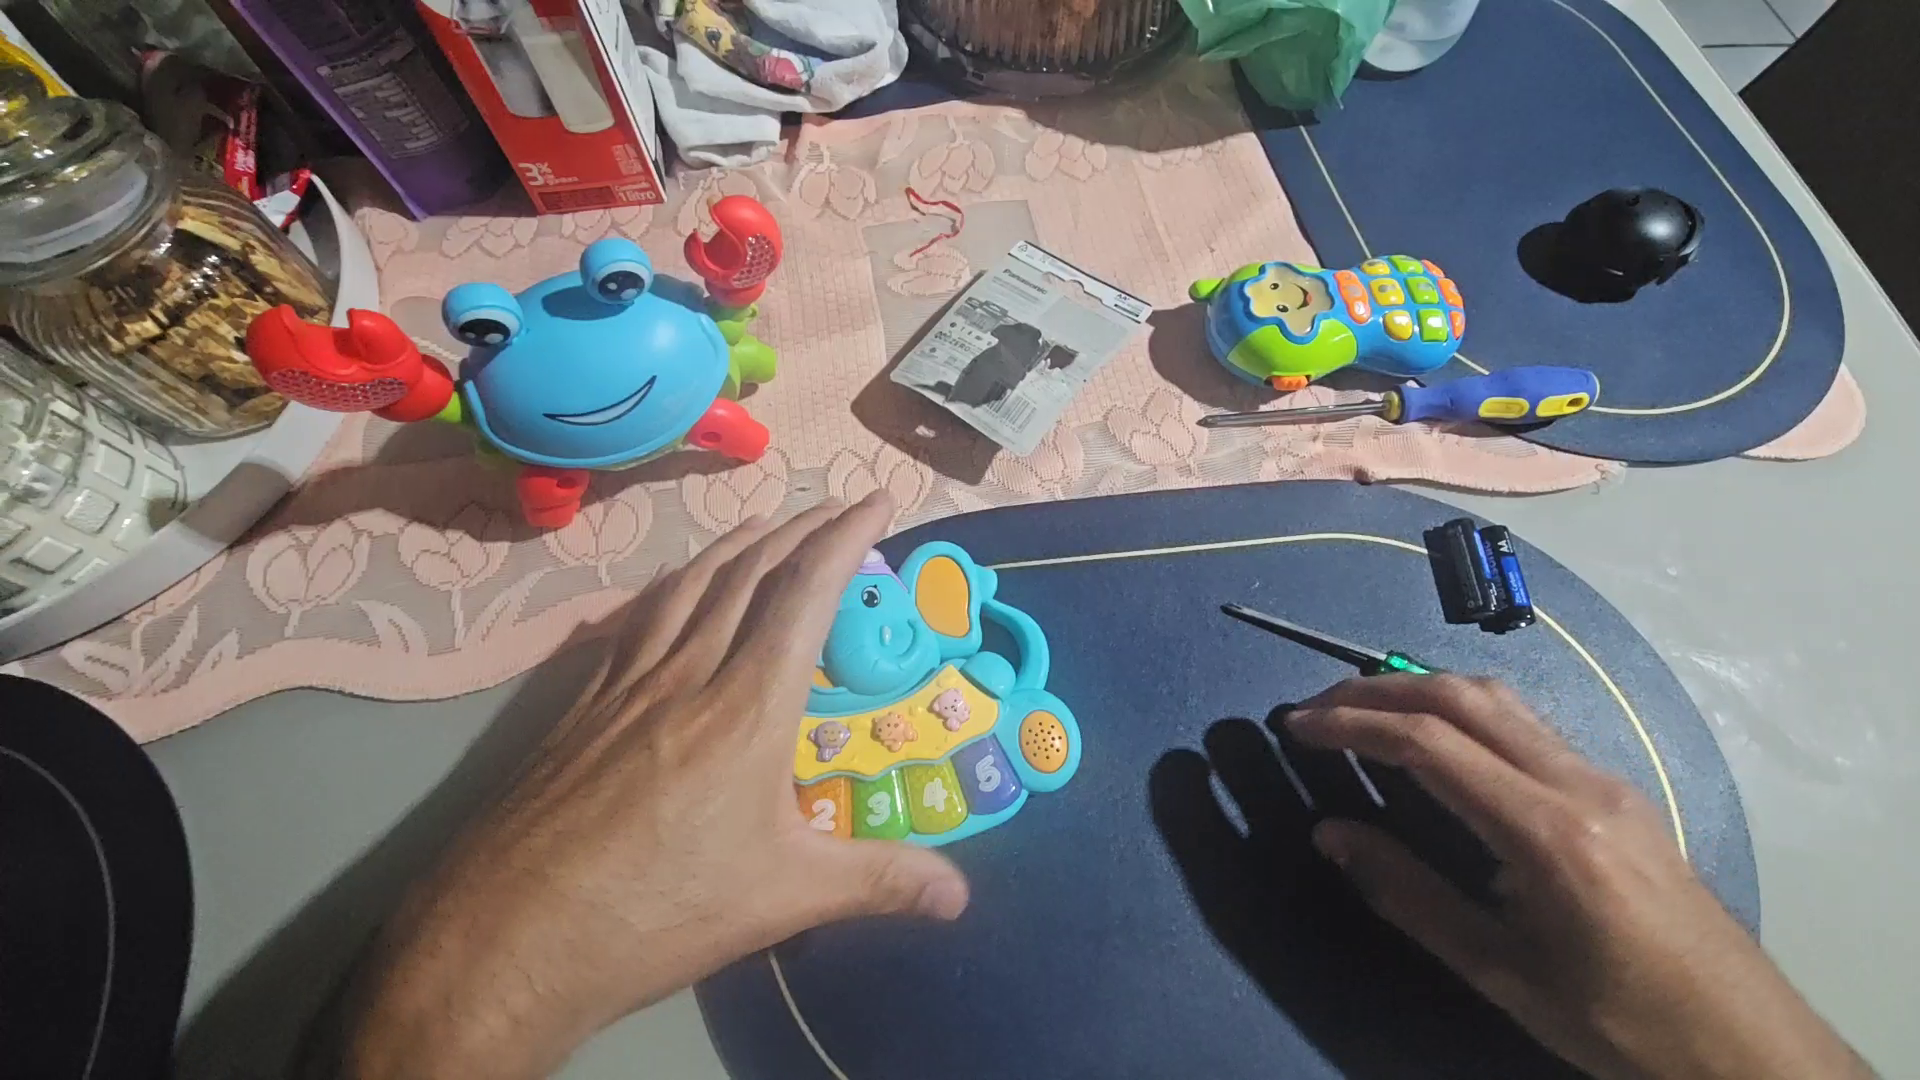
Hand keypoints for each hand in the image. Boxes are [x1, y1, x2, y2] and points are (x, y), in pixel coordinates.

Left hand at [338, 494, 967, 1079]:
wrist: (507, 939)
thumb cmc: (661, 910)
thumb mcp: (786, 898)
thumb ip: (879, 882)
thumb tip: (962, 897)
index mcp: (749, 706)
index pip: (806, 594)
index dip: (846, 538)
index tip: (877, 501)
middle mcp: (691, 672)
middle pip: (751, 573)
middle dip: (802, 527)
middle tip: (836, 504)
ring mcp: (630, 681)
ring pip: (691, 584)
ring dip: (738, 542)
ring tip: (768, 520)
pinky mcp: (584, 701)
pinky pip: (639, 617)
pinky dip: (675, 583)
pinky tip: (676, 583)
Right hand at [1287, 675, 1871, 1079]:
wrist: (1758, 1056)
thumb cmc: (1621, 1024)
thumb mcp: (1500, 971)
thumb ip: (1406, 893)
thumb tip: (1329, 833)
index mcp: (1548, 833)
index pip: (1428, 744)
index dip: (1351, 725)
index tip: (1296, 726)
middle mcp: (1579, 784)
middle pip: (1460, 698)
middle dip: (1376, 690)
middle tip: (1317, 707)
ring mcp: (1604, 779)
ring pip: (1496, 698)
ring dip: (1417, 687)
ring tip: (1361, 707)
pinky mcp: (1615, 789)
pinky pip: (1522, 720)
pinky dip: (1458, 706)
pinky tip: (1432, 731)